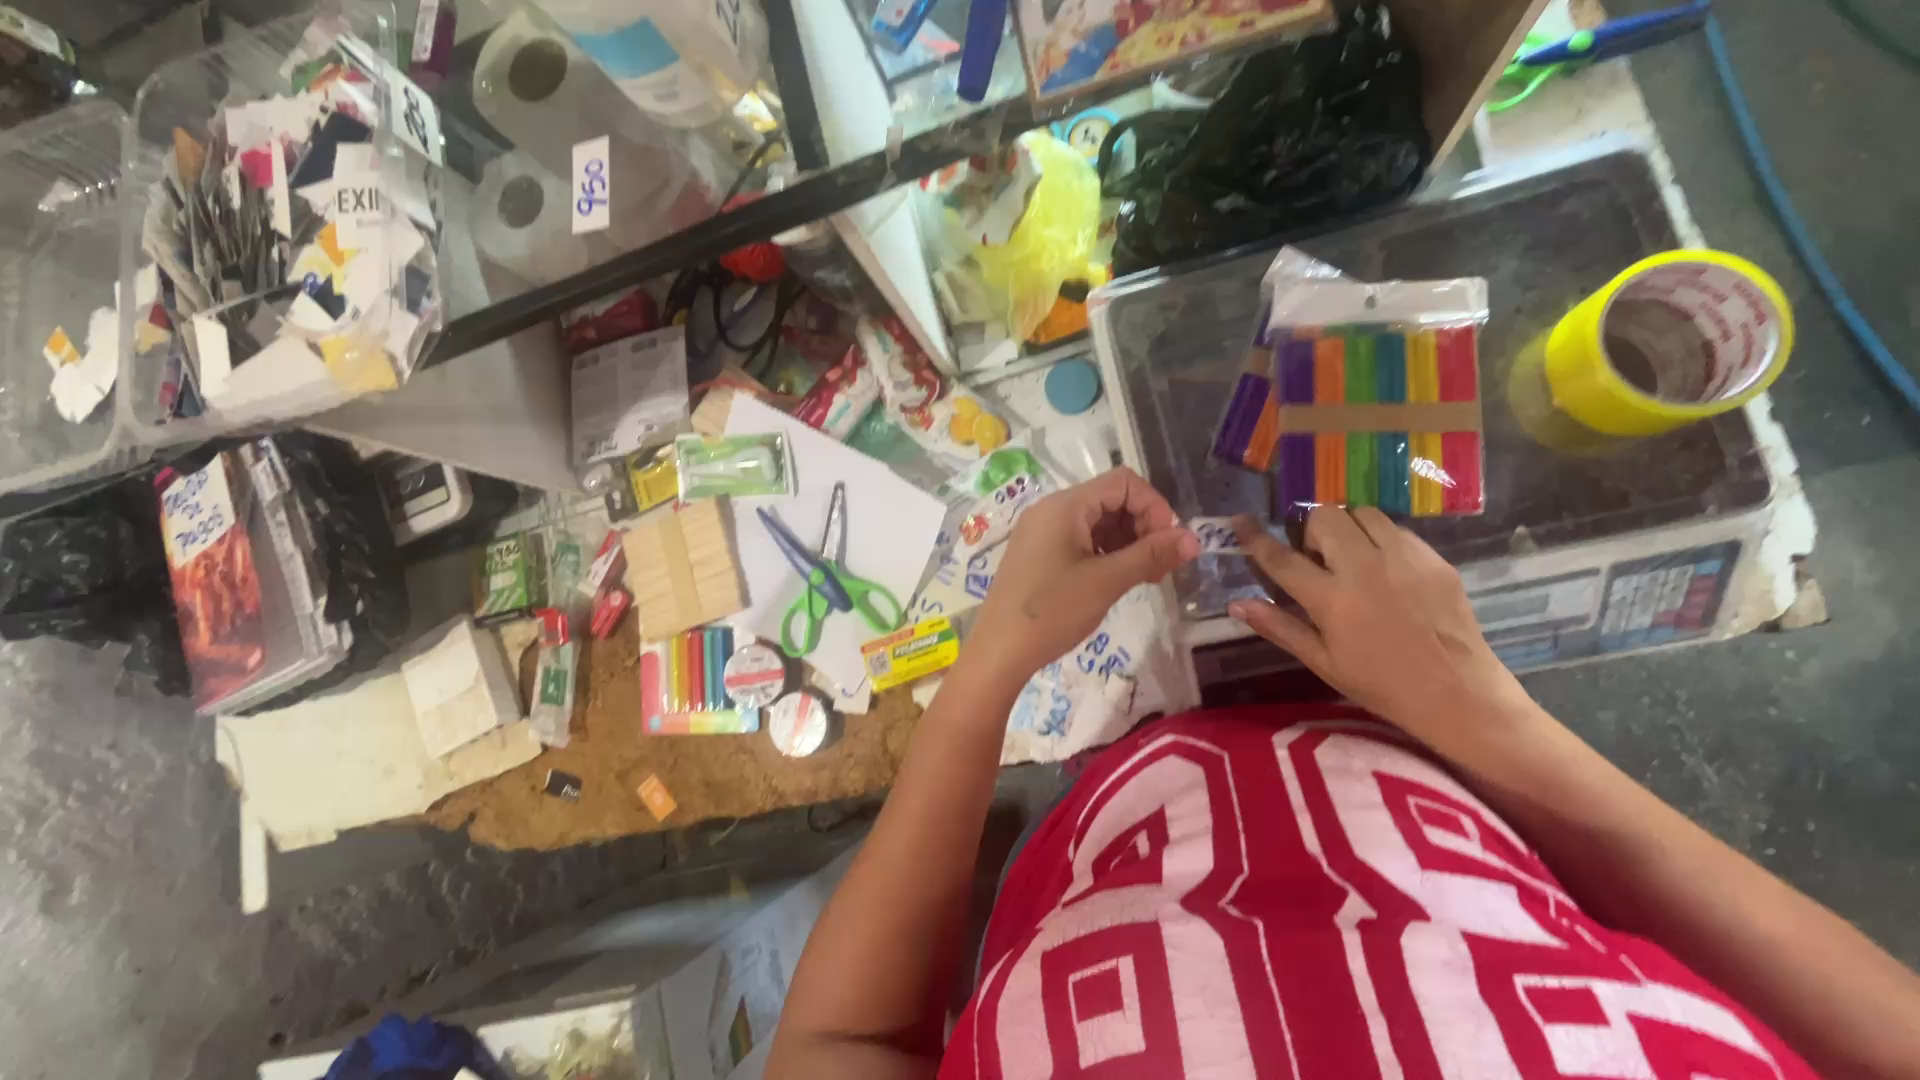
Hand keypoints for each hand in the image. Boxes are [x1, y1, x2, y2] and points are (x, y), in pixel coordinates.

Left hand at [967, 468, 1198, 685]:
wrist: (999, 652)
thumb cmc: (1052, 612)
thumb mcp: (1107, 582)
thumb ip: (1151, 555)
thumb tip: (1193, 539)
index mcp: (1065, 506)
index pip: (1122, 482)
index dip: (1153, 506)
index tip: (1167, 544)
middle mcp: (1051, 510)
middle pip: (1110, 500)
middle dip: (1142, 526)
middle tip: (1159, 566)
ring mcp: (1042, 532)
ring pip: (1097, 522)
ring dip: (1127, 543)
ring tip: (1144, 577)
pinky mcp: (1038, 554)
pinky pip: (1080, 540)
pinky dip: (1105, 554)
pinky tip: (1117, 580)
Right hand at [1229, 506, 1529, 740]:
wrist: (1457, 693)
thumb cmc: (1380, 685)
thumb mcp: (1322, 662)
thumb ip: (1279, 627)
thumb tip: (1236, 603)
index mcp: (1331, 599)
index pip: (1282, 558)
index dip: (1255, 537)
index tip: (1240, 521)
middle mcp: (1364, 568)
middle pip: (1324, 517)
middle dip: (1311, 529)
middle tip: (1316, 556)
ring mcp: (1403, 559)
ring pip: (1361, 513)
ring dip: (1346, 527)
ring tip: (1350, 554)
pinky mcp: (1432, 558)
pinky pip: (1396, 530)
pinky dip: (1380, 539)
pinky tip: (1385, 568)